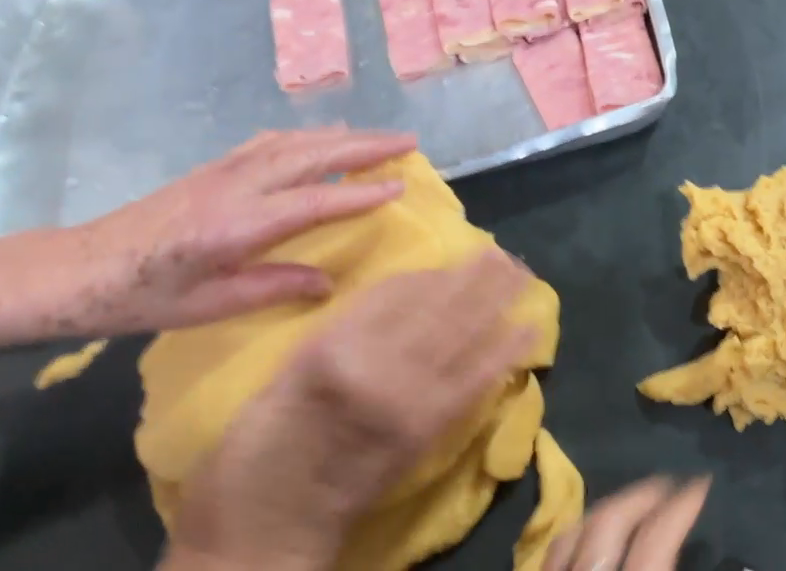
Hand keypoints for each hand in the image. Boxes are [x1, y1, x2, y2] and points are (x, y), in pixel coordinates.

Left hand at [62, 128, 416, 335]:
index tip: (401, 186)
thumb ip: (273, 287)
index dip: (359, 193)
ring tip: (381, 136)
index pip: (314, 201)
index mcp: (236, 225)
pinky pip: (274, 140)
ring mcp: (225, 170)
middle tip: (411, 140)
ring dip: (345, 134)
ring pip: (298, 141)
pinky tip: (324, 136)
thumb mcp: (207, 306)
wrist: (72, 270)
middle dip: (367, 144)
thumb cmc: (139, 298)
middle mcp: (237, 187)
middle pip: (314, 154)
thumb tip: (329, 281)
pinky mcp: (215, 167)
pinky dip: (309, 134)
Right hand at [165, 250, 537, 570]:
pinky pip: (476, 382)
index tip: (457, 253)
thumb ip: (338, 333)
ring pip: (464, 335)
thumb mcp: (283, 375)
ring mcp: (411, 398)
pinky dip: (505, 354)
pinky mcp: (430, 430)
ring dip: (498, 303)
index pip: (397, 294)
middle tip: (506, 254)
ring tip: (523, 277)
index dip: (432, 272)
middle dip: (477, 278)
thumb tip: (395, 296)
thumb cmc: (258, 451)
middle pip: (440, 308)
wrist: (267, 532)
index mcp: (333, 347)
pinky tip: (528, 333)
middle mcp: (379, 365)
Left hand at [545, 475, 711, 570]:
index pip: (656, 537)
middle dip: (645, 492)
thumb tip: (704, 548)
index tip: (703, 481)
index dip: (682, 504)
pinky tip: (592, 533)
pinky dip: (577, 534)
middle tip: (673, 482)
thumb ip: (675, 563)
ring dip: (609, 507)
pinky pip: (553, 554)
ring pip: (576, 529)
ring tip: (636, 499)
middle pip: (610, 520)